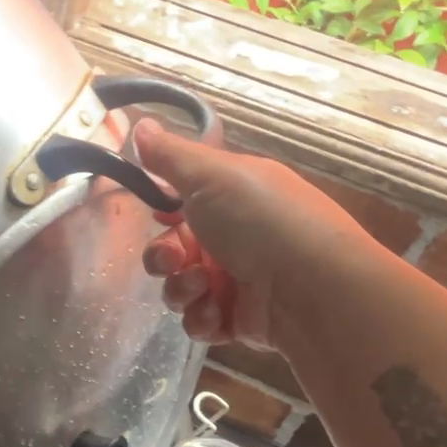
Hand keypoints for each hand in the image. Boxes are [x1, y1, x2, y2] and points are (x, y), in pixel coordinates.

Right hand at [134, 118, 376, 349]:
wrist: (307, 286)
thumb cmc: (260, 220)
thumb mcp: (211, 175)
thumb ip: (170, 155)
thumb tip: (139, 124)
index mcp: (232, 200)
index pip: (184, 206)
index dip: (164, 214)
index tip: (157, 216)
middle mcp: (233, 239)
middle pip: (172, 252)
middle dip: (163, 258)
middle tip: (175, 260)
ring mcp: (235, 283)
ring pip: (180, 290)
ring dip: (181, 290)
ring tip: (204, 288)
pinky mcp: (235, 322)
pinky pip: (198, 323)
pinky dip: (201, 319)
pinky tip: (216, 314)